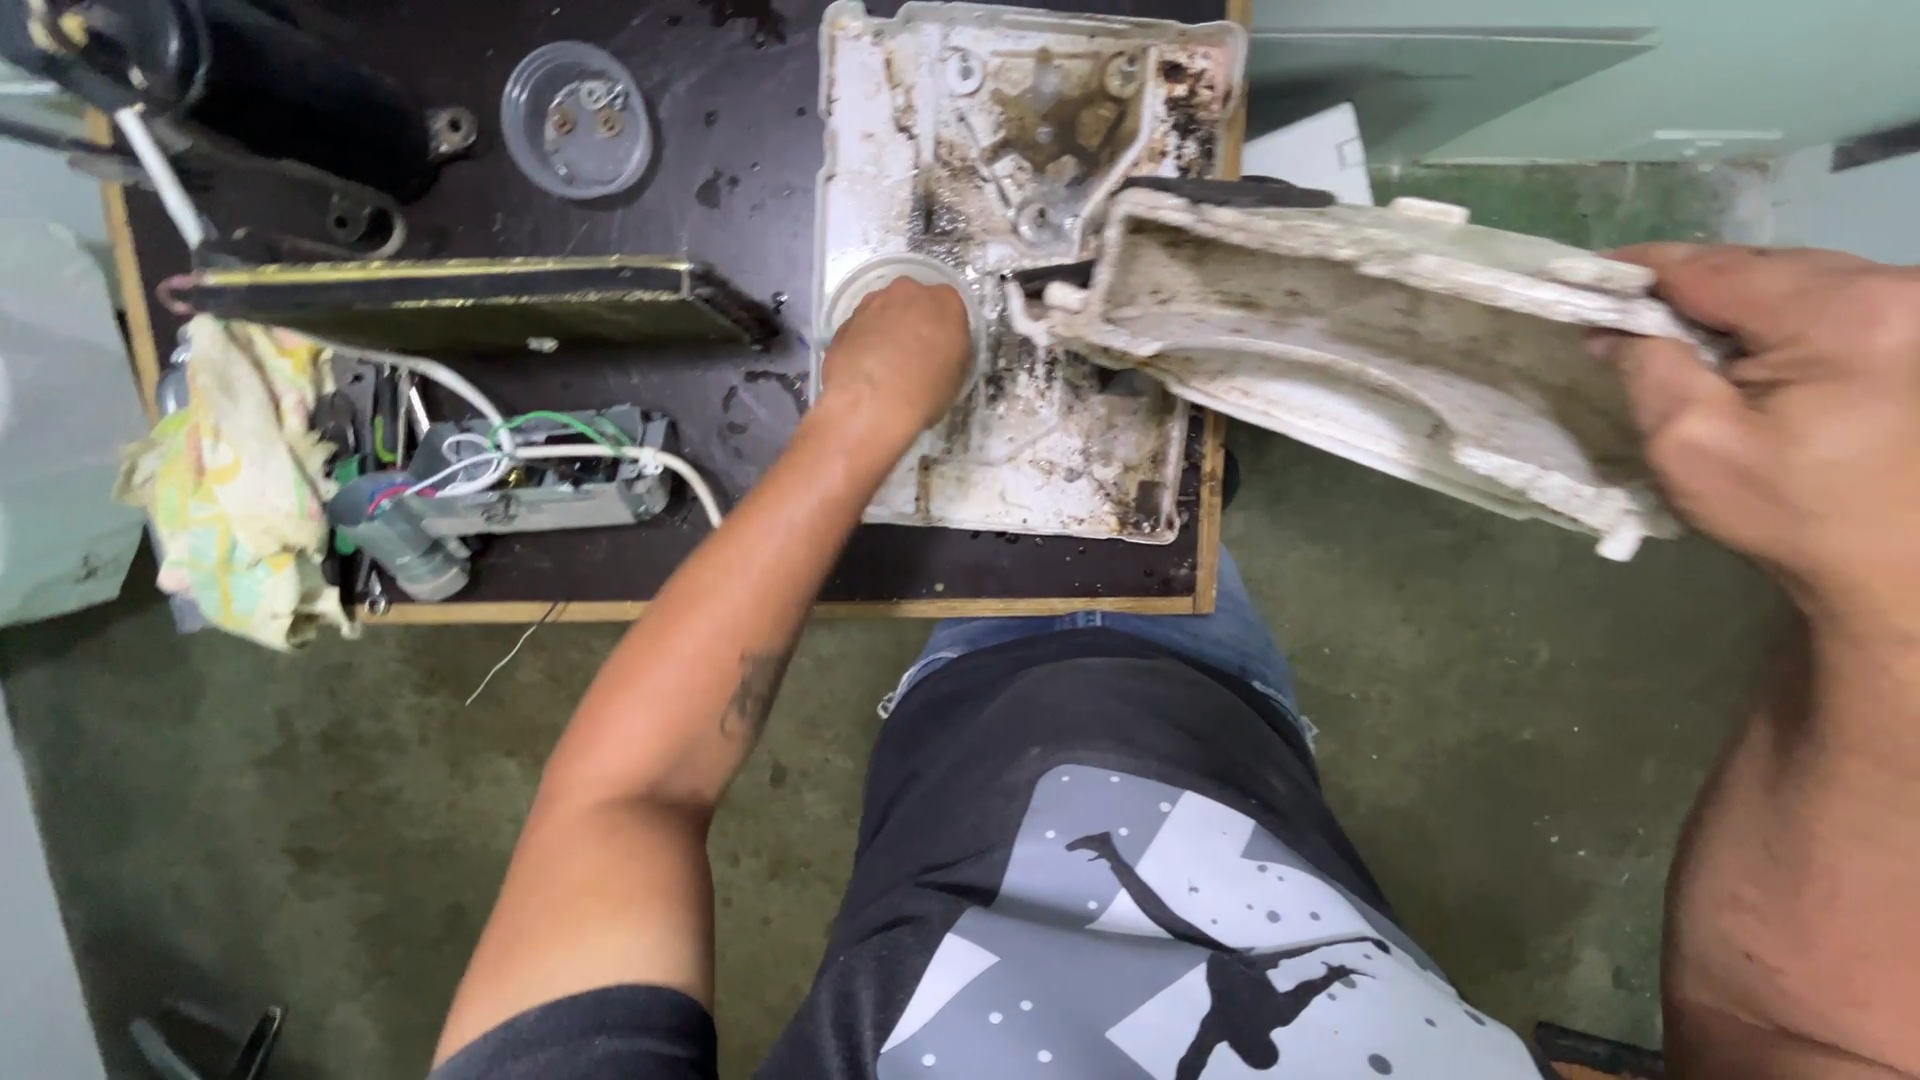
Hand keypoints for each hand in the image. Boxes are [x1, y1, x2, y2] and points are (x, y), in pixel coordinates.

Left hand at [818, 277, 971, 446]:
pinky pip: (860, 329)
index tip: (939, 349)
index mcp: (944, 301)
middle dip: (912, 321)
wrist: (871, 403)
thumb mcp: (957, 375)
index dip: (943, 329)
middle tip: (912, 354)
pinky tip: (864, 369)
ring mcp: (871, 304)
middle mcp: (906, 292)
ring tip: (884, 364)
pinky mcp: (843, 323)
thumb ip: (951, 351)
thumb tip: (940, 352)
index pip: (949, 306)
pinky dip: (863, 343)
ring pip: (882, 311)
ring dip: (885, 330)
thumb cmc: (925, 391)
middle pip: (912, 301)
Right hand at [1592, 245, 1919, 635]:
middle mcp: (1898, 289)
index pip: (1715, 268)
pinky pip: (1824, 298)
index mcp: (1843, 314)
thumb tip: (1614, 327)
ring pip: (1793, 277)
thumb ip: (1649, 369)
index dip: (1641, 269)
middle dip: (1682, 284)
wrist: (1900, 563)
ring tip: (1667, 328)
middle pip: (1758, 264)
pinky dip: (1765, 312)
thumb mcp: (1690, 444)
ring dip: (1725, 299)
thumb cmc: (1789, 510)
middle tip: (1616, 311)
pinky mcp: (1917, 331)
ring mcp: (1916, 307)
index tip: (1584, 276)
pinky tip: (1733, 343)